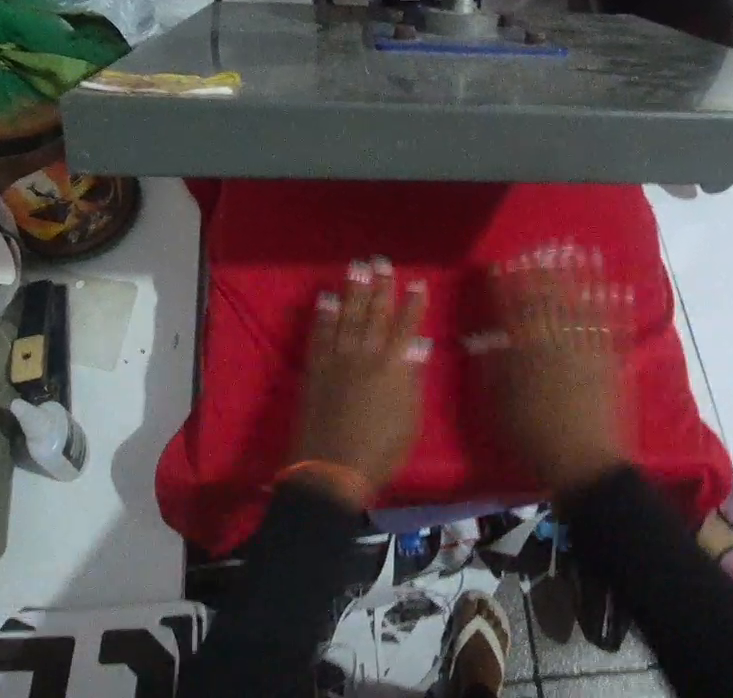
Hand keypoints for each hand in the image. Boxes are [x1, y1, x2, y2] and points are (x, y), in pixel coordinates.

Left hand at [290, 258, 429, 508]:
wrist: (332, 471)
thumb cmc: (380, 452)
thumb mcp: (408, 419)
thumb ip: (411, 379)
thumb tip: (419, 345)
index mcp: (393, 368)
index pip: (405, 327)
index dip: (413, 304)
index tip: (417, 282)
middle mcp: (365, 356)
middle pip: (375, 315)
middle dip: (380, 287)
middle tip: (381, 262)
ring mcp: (337, 360)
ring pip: (347, 317)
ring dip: (353, 291)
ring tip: (357, 268)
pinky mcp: (314, 370)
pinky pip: (319, 335)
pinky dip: (323, 315)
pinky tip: (326, 298)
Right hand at [488, 244, 631, 495]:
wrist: (585, 467)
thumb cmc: (534, 441)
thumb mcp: (499, 407)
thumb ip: (494, 370)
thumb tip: (486, 340)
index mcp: (525, 355)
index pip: (512, 311)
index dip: (506, 286)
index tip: (500, 265)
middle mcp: (556, 344)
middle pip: (548, 301)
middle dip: (542, 272)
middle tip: (539, 248)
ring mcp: (587, 351)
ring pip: (581, 306)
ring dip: (581, 277)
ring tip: (581, 251)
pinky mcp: (610, 363)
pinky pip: (613, 328)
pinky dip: (615, 306)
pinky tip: (617, 287)